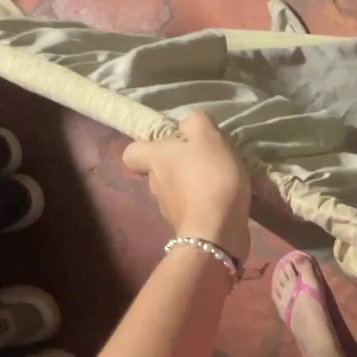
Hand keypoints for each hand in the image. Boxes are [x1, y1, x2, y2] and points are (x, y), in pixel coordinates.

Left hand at [122, 110, 250, 262]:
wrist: (216, 233)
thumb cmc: (210, 179)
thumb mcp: (208, 139)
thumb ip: (197, 123)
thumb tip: (188, 124)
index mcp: (155, 159)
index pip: (132, 152)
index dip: (147, 146)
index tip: (171, 145)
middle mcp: (155, 184)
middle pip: (159, 170)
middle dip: (178, 164)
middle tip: (205, 159)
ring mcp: (169, 208)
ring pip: (176, 190)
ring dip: (193, 185)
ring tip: (220, 180)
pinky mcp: (187, 226)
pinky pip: (192, 208)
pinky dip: (205, 203)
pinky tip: (224, 200)